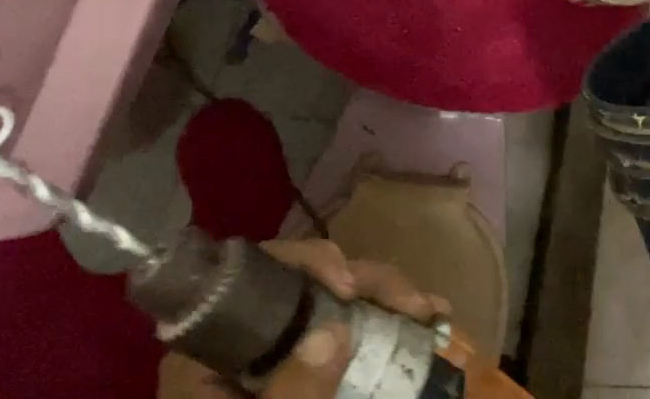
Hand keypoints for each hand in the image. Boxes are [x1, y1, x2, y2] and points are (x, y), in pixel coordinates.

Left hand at [156, 239, 449, 398]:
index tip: (349, 284)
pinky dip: (388, 316)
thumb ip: (292, 396)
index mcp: (214, 348)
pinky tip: (424, 319)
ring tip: (434, 310)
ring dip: (390, 296)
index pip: (260, 274)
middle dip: (371, 283)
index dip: (309, 263)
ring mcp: (282, 346)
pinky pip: (349, 322)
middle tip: (416, 304)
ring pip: (338, 297)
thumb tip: (334, 332)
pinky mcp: (308, 359)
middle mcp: (248, 333)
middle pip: (312, 280)